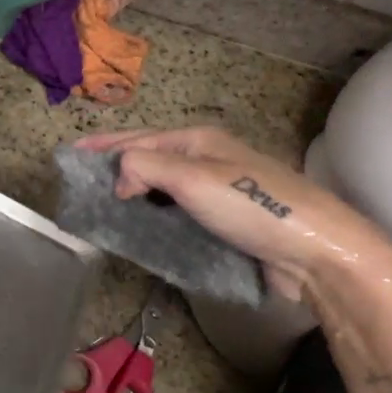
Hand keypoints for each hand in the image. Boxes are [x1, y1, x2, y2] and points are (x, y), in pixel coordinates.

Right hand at [75, 127, 391, 300]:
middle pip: (150, 159)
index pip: (138, 138)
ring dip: (134, 194)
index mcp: (201, 141)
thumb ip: (142, 166)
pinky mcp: (229, 223)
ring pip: (163, 187)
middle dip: (116, 167)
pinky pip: (178, 213)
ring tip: (104, 205)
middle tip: (83, 181)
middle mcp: (210, 160)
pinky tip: (140, 227)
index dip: (103, 145)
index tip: (70, 154)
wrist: (320, 254)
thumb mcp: (191, 177)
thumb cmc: (254, 206)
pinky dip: (155, 216)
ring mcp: (222, 191)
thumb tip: (118, 181)